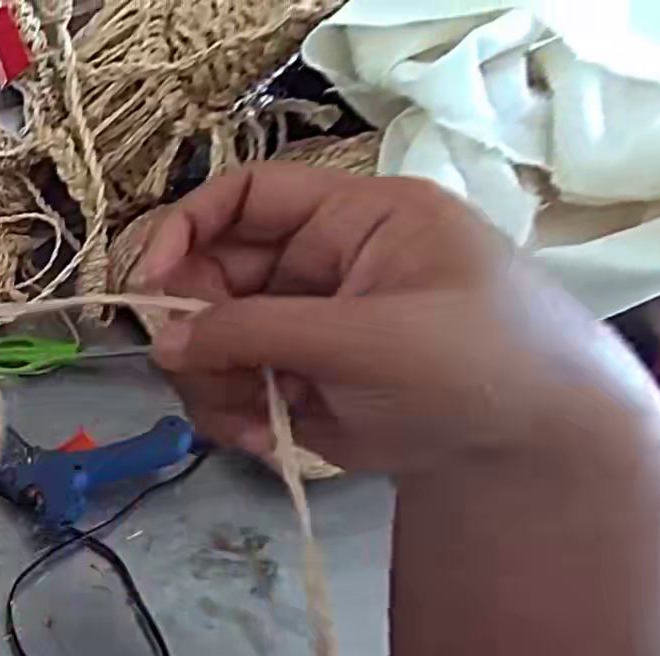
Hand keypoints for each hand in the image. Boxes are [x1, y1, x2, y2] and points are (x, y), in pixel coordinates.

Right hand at [117, 164, 659, 476]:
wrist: (512, 452)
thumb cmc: (471, 365)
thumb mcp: (364, 338)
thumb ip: (254, 333)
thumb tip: (160, 344)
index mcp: (346, 221)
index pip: (243, 197)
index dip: (185, 229)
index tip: (147, 283)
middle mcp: (305, 267)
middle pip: (204, 281)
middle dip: (197, 333)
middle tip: (214, 373)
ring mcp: (285, 326)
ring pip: (199, 343)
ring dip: (210, 385)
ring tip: (254, 417)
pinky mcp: (274, 377)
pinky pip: (213, 388)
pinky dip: (224, 415)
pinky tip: (262, 435)